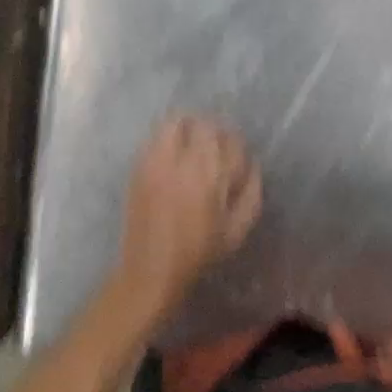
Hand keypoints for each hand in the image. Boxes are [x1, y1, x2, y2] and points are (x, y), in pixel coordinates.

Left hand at [116, 115, 263, 308]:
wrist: (151, 269)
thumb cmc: (199, 252)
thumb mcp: (238, 229)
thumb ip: (251, 191)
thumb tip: (253, 164)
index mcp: (209, 174)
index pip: (230, 139)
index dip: (237, 146)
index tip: (238, 159)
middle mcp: (181, 160)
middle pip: (203, 123)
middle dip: (215, 131)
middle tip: (218, 148)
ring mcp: (156, 161)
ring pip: (175, 122)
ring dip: (189, 128)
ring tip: (194, 146)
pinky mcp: (138, 167)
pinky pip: (155, 137)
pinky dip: (168, 139)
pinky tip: (174, 158)